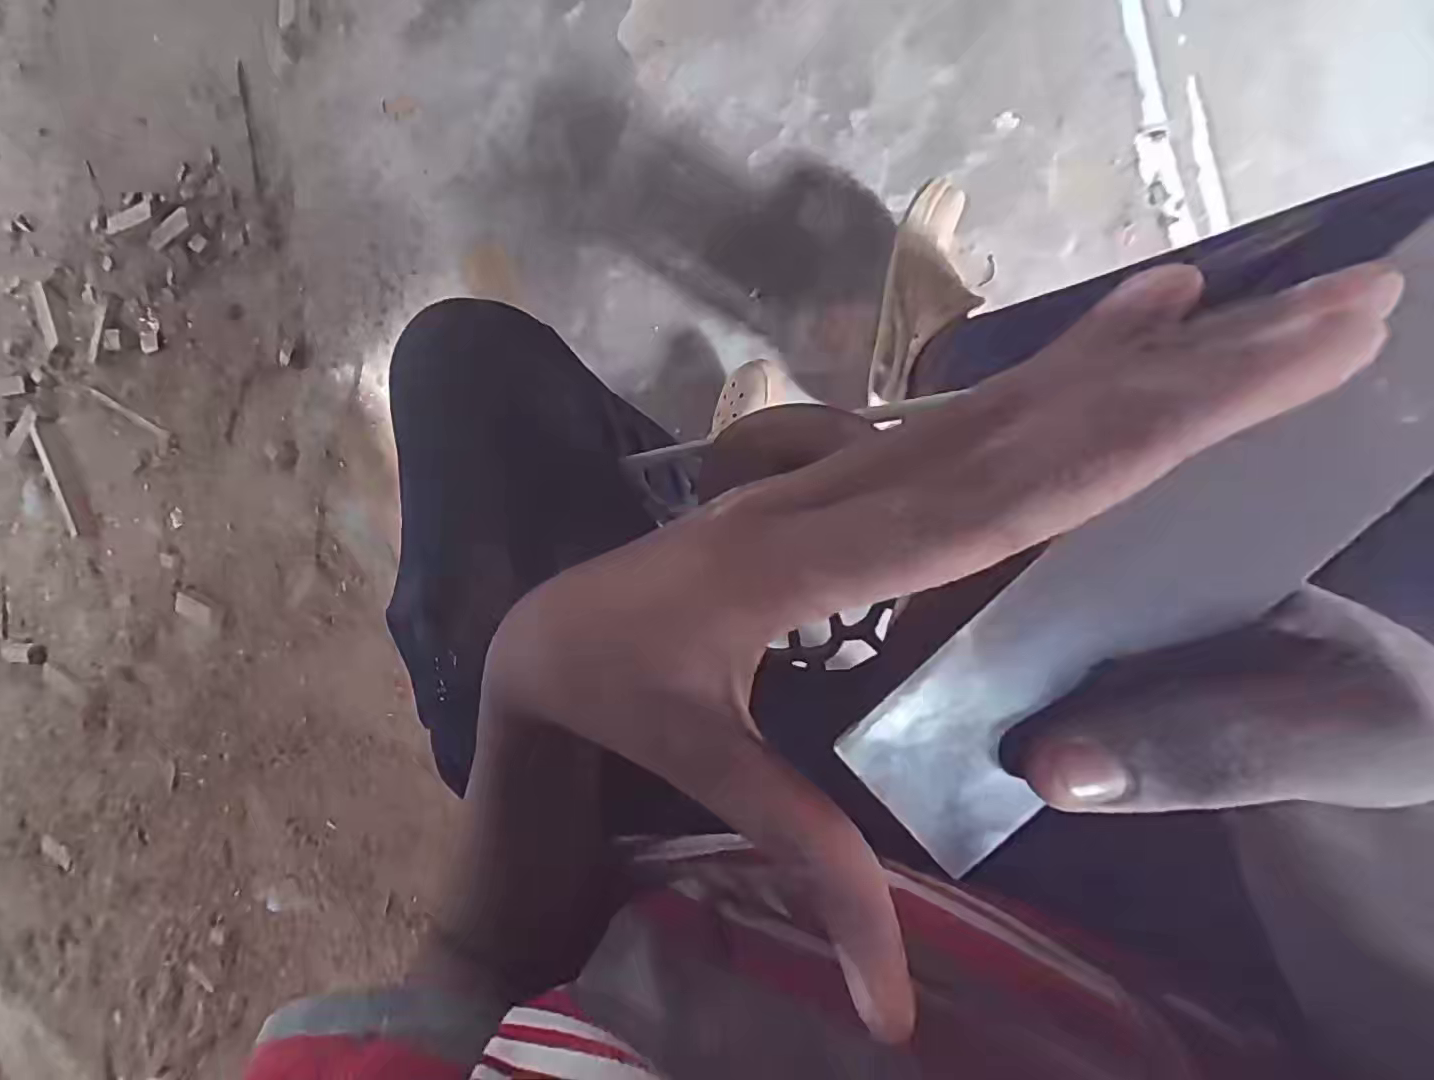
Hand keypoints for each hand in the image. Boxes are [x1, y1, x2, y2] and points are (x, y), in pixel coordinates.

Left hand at [479, 260, 1405, 1042]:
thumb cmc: (610, 689)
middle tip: (1328, 301)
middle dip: (1156, 375)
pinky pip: (907, 442)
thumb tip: (891, 1008)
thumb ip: (803, 854)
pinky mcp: (784, 494)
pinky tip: (1045, 376)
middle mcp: (805, 504)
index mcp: (792, 565)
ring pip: (953, 422)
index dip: (1124, 442)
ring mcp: (793, 487)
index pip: (982, 503)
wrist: (543, 630)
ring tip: (1206, 296)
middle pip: (994, 438)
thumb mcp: (699, 762)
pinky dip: (990, 402)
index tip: (1259, 366)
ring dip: (1080, 366)